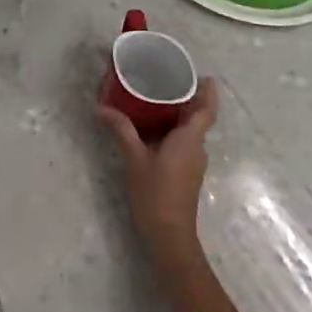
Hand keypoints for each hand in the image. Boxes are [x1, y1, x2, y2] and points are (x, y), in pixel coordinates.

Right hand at [97, 76, 218, 266]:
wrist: (170, 234)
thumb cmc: (156, 193)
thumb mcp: (135, 158)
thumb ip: (121, 129)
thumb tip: (101, 107)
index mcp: (189, 141)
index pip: (205, 113)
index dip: (209, 94)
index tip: (206, 77)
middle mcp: (195, 148)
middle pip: (197, 118)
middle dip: (187, 98)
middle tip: (165, 78)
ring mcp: (191, 161)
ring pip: (188, 130)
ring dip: (176, 113)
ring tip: (153, 95)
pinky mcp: (184, 170)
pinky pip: (181, 140)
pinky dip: (170, 127)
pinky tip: (149, 124)